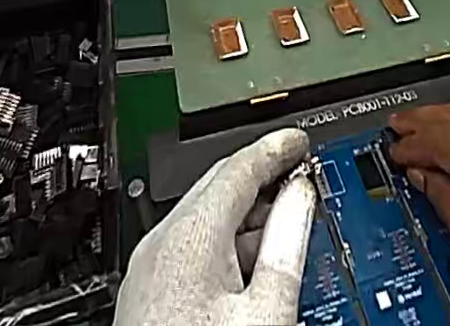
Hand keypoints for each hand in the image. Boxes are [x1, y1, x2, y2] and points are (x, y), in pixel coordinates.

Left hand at [115, 128, 315, 325]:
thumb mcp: (267, 311)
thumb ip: (287, 243)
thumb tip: (301, 197)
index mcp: (189, 236)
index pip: (240, 166)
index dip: (277, 148)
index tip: (300, 140)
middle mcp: (161, 246)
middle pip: (219, 187)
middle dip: (263, 177)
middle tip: (298, 171)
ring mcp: (150, 273)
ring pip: (206, 219)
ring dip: (247, 213)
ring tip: (286, 218)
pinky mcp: (148, 300)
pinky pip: (193, 249)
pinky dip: (228, 243)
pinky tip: (254, 262)